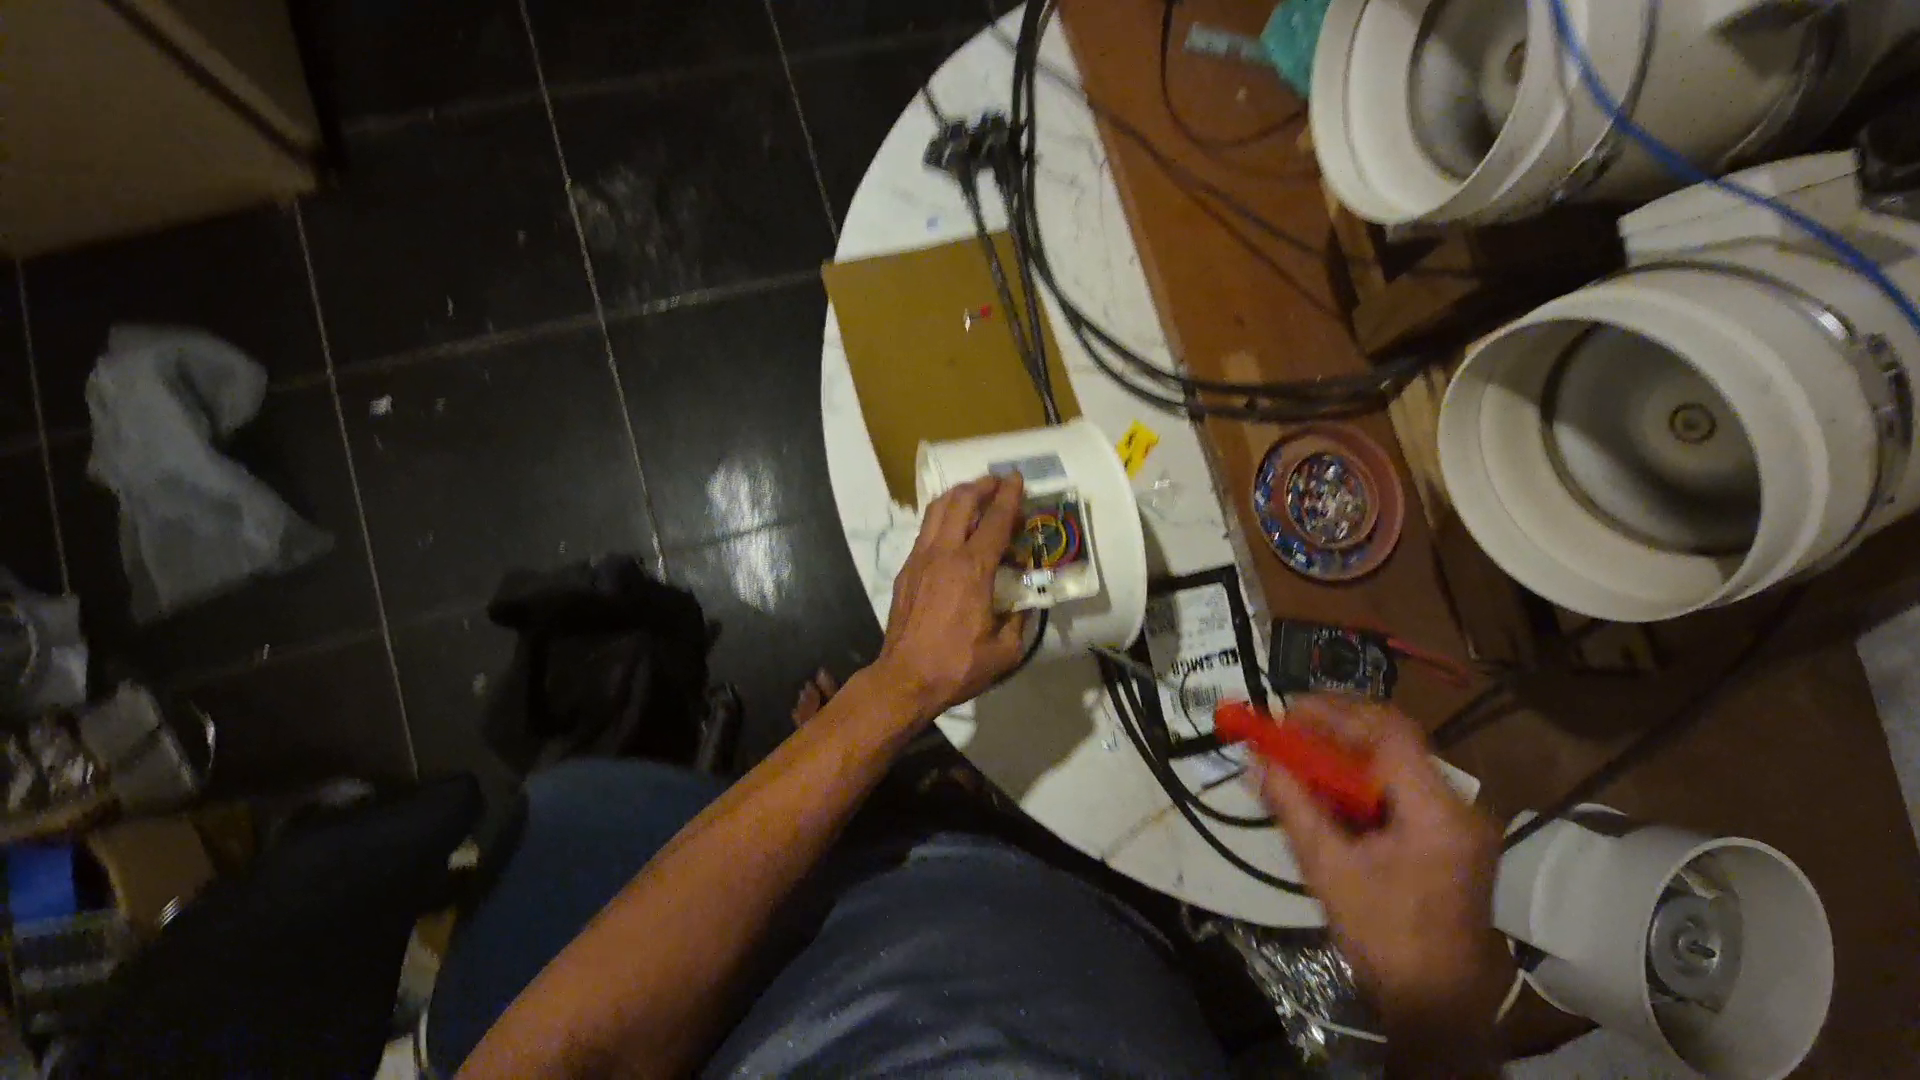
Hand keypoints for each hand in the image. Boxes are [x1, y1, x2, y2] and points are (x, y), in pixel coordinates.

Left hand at [871, 475, 1032, 720]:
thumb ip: (1020, 620)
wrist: (905, 679)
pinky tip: (953, 529)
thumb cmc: (958, 666)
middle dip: (982, 485)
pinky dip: (942, 517)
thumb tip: (1024, 604)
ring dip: (958, 495)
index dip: (1010, 496)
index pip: (996, 520)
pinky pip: (926, 530)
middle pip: (961, 501)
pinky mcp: (906, 570)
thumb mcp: (1006, 650)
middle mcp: (944, 554)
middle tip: (998, 484)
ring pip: (937, 510)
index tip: (1017, 478)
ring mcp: (920, 559)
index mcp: (973, 569)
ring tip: (975, 496)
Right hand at [1258, 696, 1511, 1065]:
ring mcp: (1456, 823)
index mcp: (1437, 811)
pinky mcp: (1447, 839)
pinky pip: (1400, 792)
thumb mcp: (1328, 868)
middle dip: (1335, 730)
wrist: (1437, 1006)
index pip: (1389, 733)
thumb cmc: (1384, 937)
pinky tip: (1325, 791)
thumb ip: (1293, 806)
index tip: (1287, 710)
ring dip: (1345, 755)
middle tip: (1285, 728)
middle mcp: (1456, 806)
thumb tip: (1256, 761)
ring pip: (1396, 765)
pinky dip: (1360, 783)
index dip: (1335, 713)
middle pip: (1394, 743)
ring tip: (1296, 755)